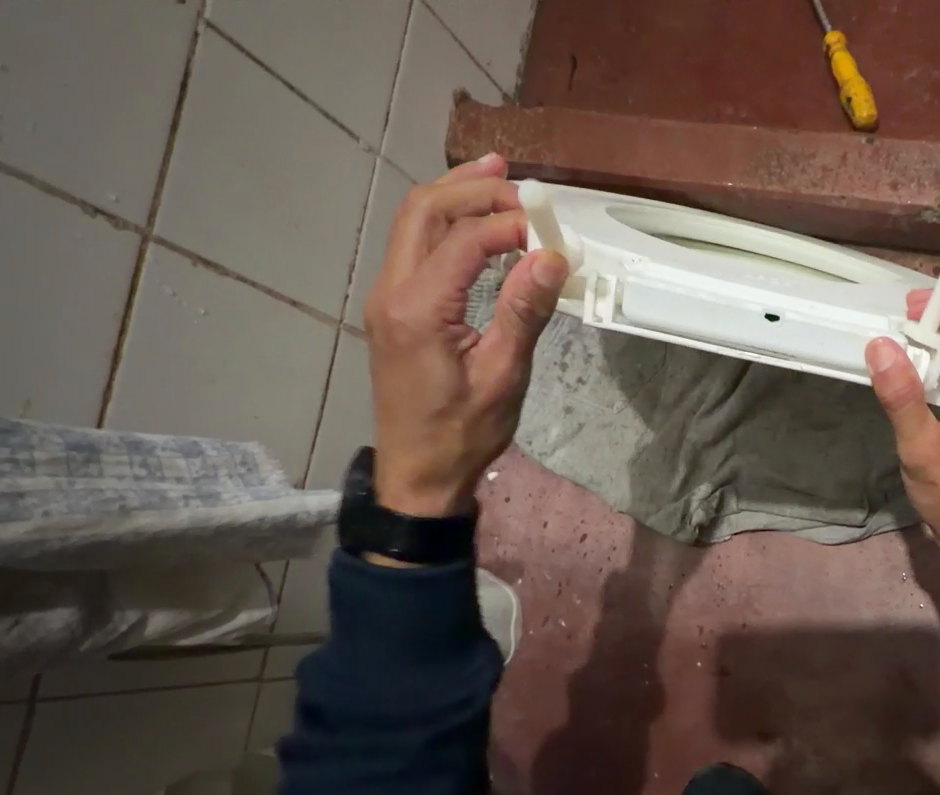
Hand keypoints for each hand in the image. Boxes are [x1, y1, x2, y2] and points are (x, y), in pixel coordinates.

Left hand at [363, 153, 568, 518]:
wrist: (419, 473)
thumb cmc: (463, 433)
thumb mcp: (503, 377)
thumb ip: (525, 313)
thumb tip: (552, 258)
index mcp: (417, 308)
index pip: (462, 240)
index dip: (507, 225)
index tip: (549, 230)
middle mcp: (391, 291)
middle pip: (423, 212)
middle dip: (471, 189)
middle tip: (519, 184)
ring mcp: (387, 298)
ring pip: (413, 224)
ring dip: (454, 197)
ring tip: (495, 178)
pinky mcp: (395, 309)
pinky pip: (415, 248)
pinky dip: (447, 226)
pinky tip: (476, 225)